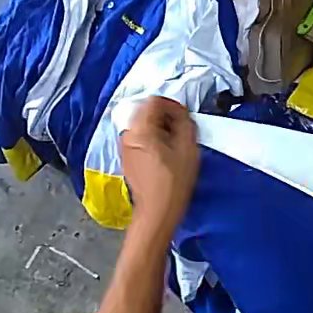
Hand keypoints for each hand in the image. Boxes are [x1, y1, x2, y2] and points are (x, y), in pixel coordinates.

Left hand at [119, 98, 198, 233]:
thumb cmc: (174, 182)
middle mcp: (127, 134)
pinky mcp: (127, 157)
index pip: (155, 100)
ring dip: (161, 128)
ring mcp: (124, 146)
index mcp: (139, 129)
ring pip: (144, 125)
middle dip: (166, 116)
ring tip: (176, 143)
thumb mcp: (188, 147)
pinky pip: (140, 138)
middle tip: (183, 130)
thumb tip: (180, 112)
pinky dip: (153, 139)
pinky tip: (166, 154)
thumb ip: (184, 121)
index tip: (185, 117)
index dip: (173, 105)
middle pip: (147, 111)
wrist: (157, 212)